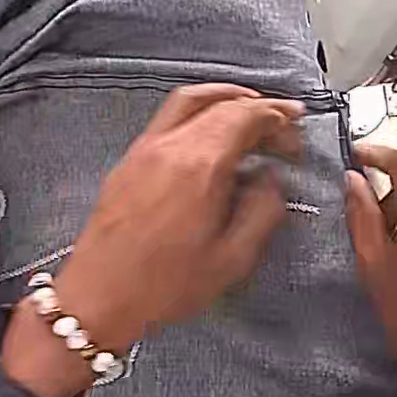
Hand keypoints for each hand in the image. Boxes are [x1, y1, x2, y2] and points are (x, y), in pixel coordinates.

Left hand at [3, 85, 301, 396]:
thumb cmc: (163, 285)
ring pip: (189, 101)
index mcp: (200, 166)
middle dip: (258, 106)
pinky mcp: (129, 161)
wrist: (100, 297)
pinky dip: (199, 112)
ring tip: (249, 114)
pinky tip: (210, 135)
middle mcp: (170, 146)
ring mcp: (144, 149)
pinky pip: (169, 118)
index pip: (246, 115)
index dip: (277, 115)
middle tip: (281, 125)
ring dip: (225, 99)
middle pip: (220, 102)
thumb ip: (262, 211)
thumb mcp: (232, 258)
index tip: (295, 125)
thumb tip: (270, 180)